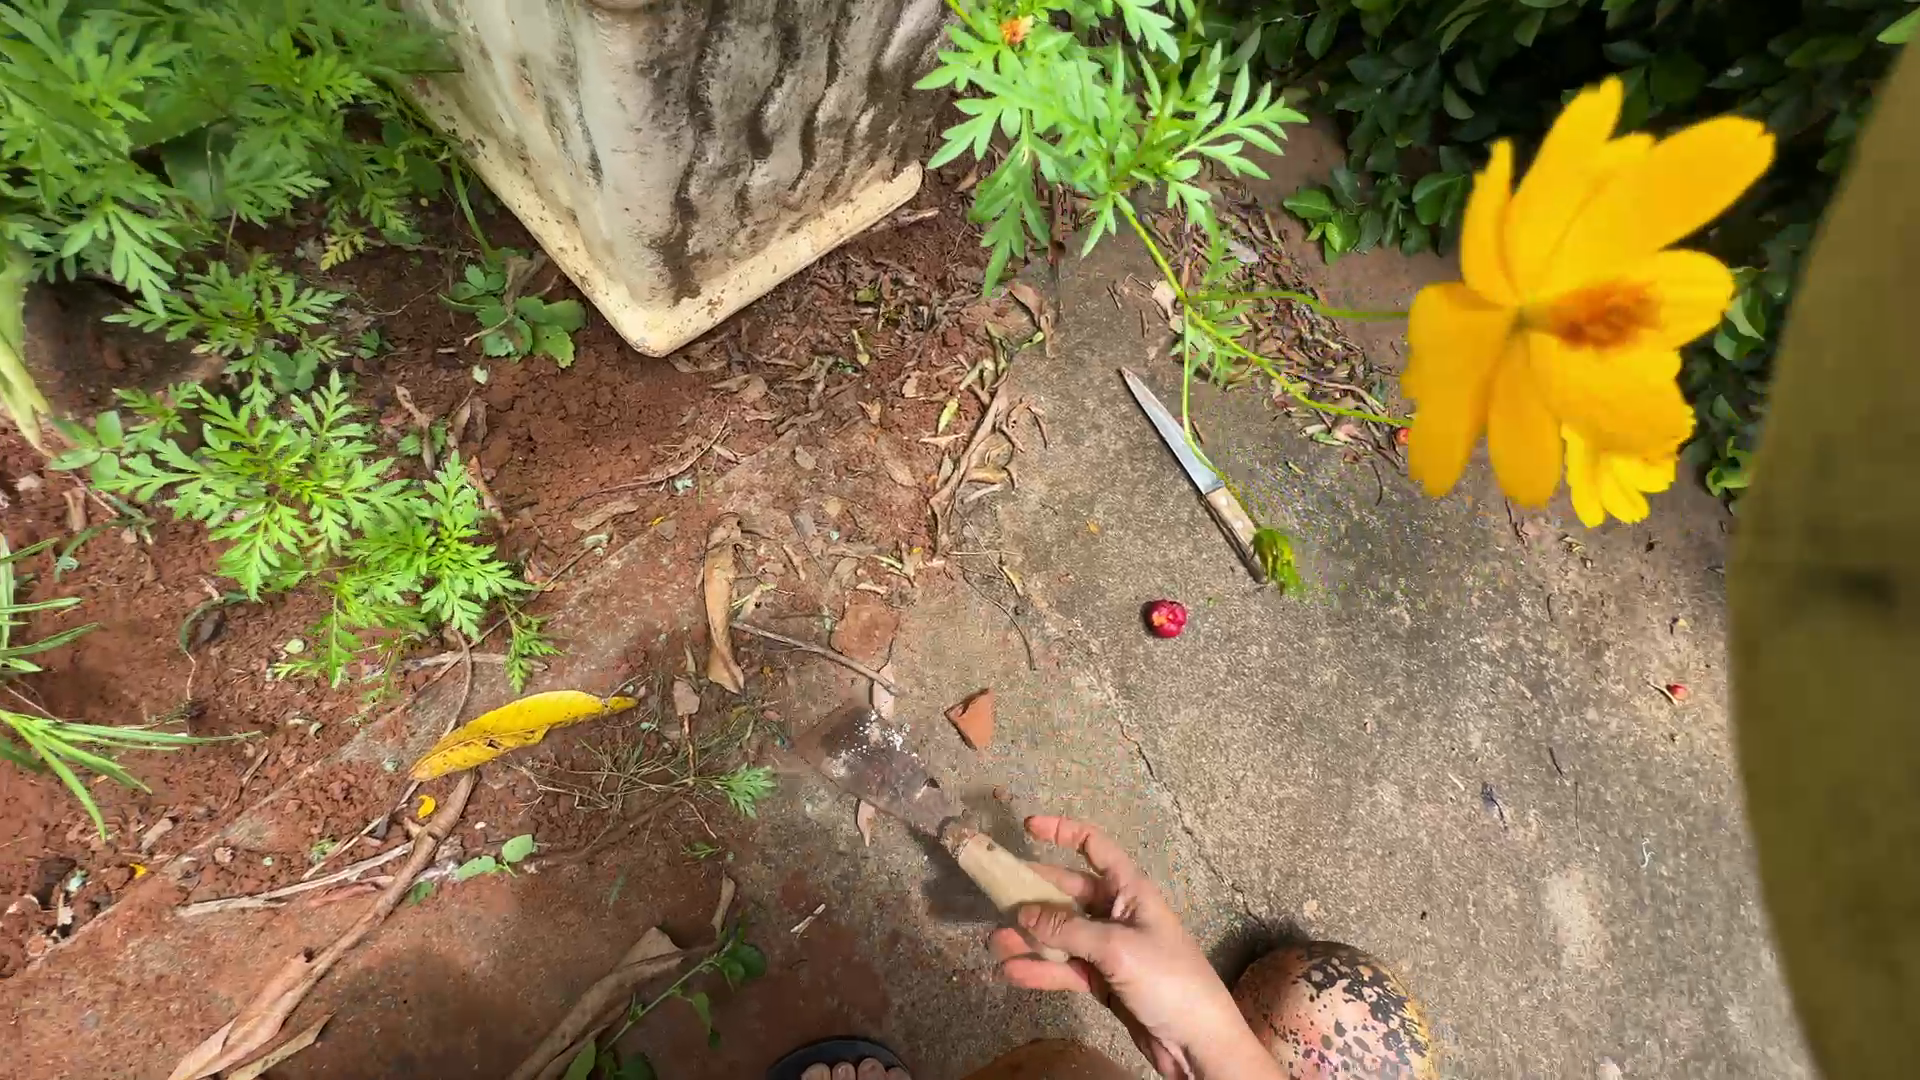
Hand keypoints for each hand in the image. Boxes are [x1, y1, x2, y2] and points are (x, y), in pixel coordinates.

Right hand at [985, 816, 1278, 1079]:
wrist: (1199, 1045)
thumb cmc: (1169, 979)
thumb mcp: (1117, 949)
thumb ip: (1068, 930)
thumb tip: (1023, 913)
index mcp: (1129, 888)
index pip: (1093, 845)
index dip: (1062, 831)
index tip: (1027, 826)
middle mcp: (1115, 911)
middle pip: (1066, 892)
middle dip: (1032, 895)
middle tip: (996, 898)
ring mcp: (1107, 947)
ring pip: (1059, 933)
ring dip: (1029, 937)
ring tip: (995, 944)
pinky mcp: (1102, 980)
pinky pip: (1063, 967)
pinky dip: (1039, 970)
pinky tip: (1011, 973)